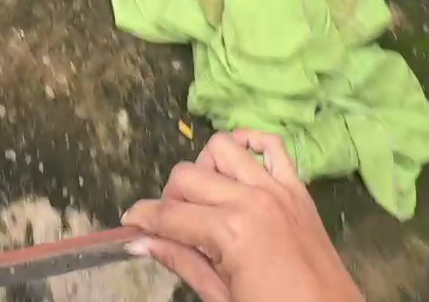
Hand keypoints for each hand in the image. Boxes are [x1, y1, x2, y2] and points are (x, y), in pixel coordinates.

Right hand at [122, 130, 361, 301]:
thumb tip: (141, 242)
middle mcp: (250, 198)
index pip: (170, 215)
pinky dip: (250, 143)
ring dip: (206, 169)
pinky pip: (271, 144)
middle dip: (170, 199)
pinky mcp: (298, 188)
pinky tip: (239, 164)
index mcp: (231, 232)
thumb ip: (183, 263)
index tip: (129, 224)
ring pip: (221, 147)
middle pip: (187, 176)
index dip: (143, 219)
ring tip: (207, 200)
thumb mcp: (224, 301)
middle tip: (173, 227)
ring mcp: (277, 188)